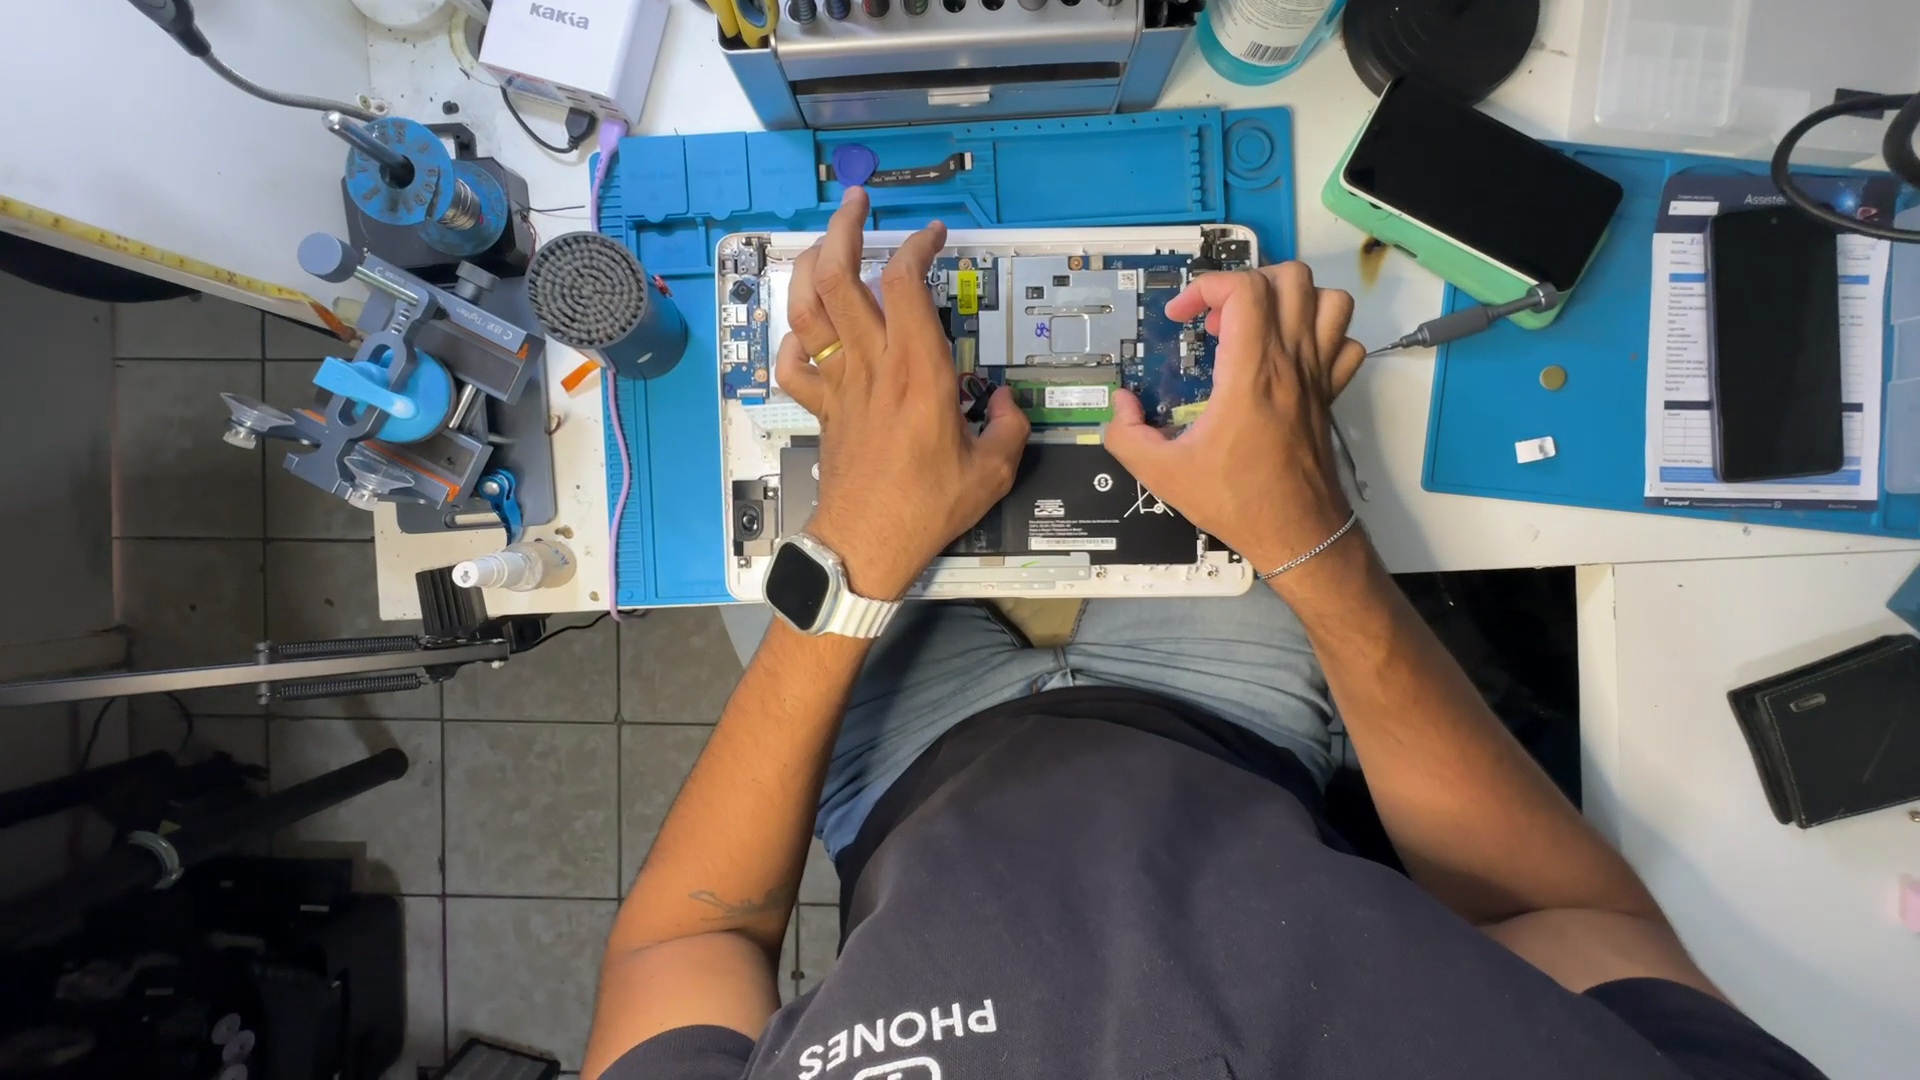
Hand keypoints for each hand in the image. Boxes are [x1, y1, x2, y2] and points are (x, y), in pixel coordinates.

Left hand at [774, 188, 1029, 599]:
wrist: (867, 545)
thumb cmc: (928, 508)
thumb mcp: (994, 471)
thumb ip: (1009, 426)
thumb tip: (1006, 402)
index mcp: (919, 372)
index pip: (907, 284)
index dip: (918, 247)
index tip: (933, 235)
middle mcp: (873, 366)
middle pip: (840, 279)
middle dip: (844, 229)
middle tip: (858, 204)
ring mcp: (839, 386)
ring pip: (808, 310)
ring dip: (810, 267)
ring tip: (826, 243)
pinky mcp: (821, 410)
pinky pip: (794, 367)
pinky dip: (793, 343)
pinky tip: (807, 333)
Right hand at [1102, 262, 1366, 582]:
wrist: (1296, 533)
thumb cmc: (1235, 501)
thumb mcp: (1162, 473)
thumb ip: (1125, 435)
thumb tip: (1120, 405)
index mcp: (1250, 375)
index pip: (1243, 290)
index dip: (1204, 288)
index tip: (1180, 317)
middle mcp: (1291, 364)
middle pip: (1288, 279)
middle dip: (1244, 285)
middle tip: (1216, 321)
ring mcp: (1318, 376)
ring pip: (1325, 299)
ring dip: (1287, 300)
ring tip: (1253, 328)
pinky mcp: (1331, 393)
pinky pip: (1344, 340)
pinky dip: (1320, 333)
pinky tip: (1288, 355)